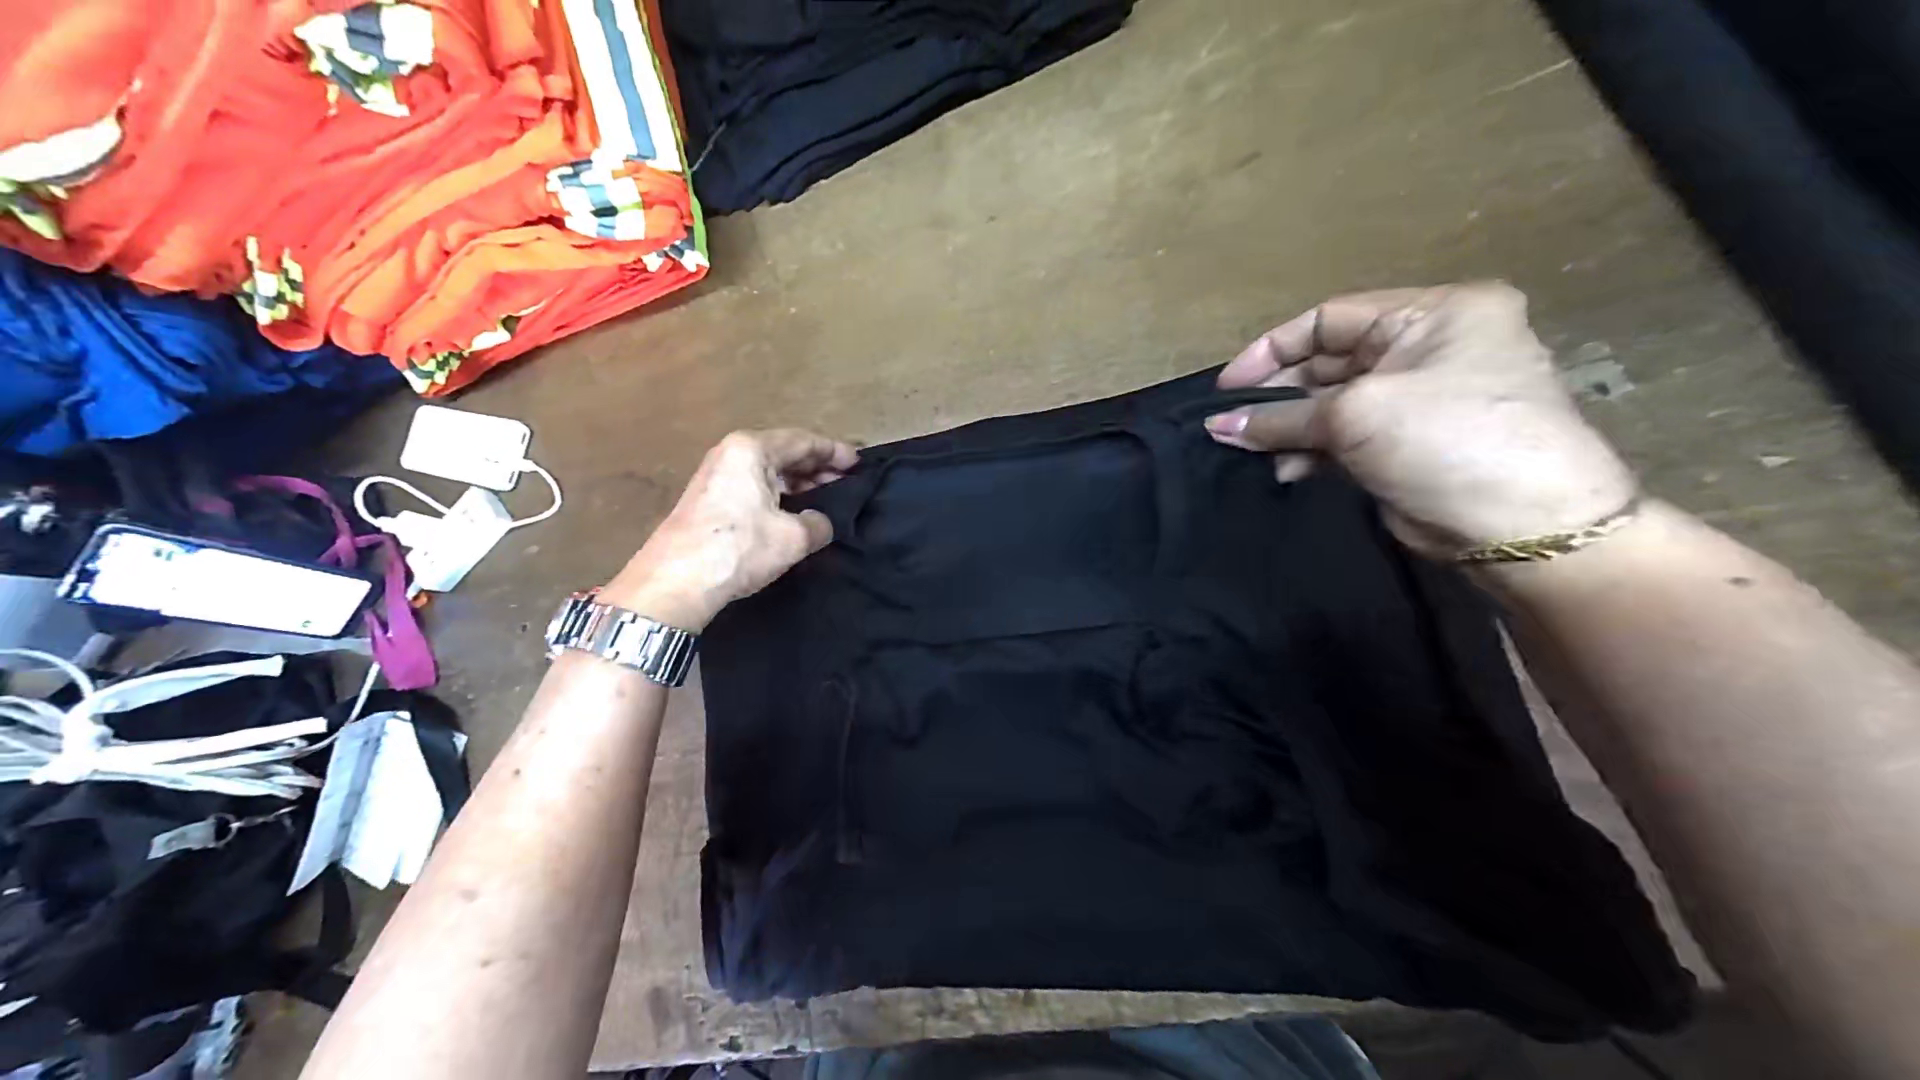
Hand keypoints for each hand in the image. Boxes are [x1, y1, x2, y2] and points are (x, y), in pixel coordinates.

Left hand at [601, 429, 857, 630]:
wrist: (676, 581)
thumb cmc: (739, 548)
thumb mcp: (794, 537)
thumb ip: (818, 523)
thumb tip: (820, 523)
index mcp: (751, 449)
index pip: (804, 441)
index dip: (835, 453)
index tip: (859, 465)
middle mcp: (731, 453)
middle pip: (784, 452)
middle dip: (817, 467)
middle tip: (846, 482)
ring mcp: (716, 475)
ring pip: (768, 471)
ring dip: (798, 483)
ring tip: (826, 497)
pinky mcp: (709, 499)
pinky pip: (754, 486)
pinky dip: (778, 495)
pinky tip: (794, 512)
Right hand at [1205, 283, 1636, 555]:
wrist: (1520, 525)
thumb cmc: (1444, 438)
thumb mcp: (1355, 415)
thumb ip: (1280, 418)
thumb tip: (1218, 426)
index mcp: (1433, 314)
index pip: (1330, 318)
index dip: (1272, 350)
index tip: (1226, 387)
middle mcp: (1426, 348)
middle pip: (1328, 362)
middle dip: (1277, 395)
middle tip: (1232, 424)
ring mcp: (1416, 399)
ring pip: (1330, 404)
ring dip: (1288, 428)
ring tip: (1250, 451)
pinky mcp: (1405, 444)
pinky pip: (1342, 437)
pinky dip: (1309, 451)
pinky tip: (1283, 470)